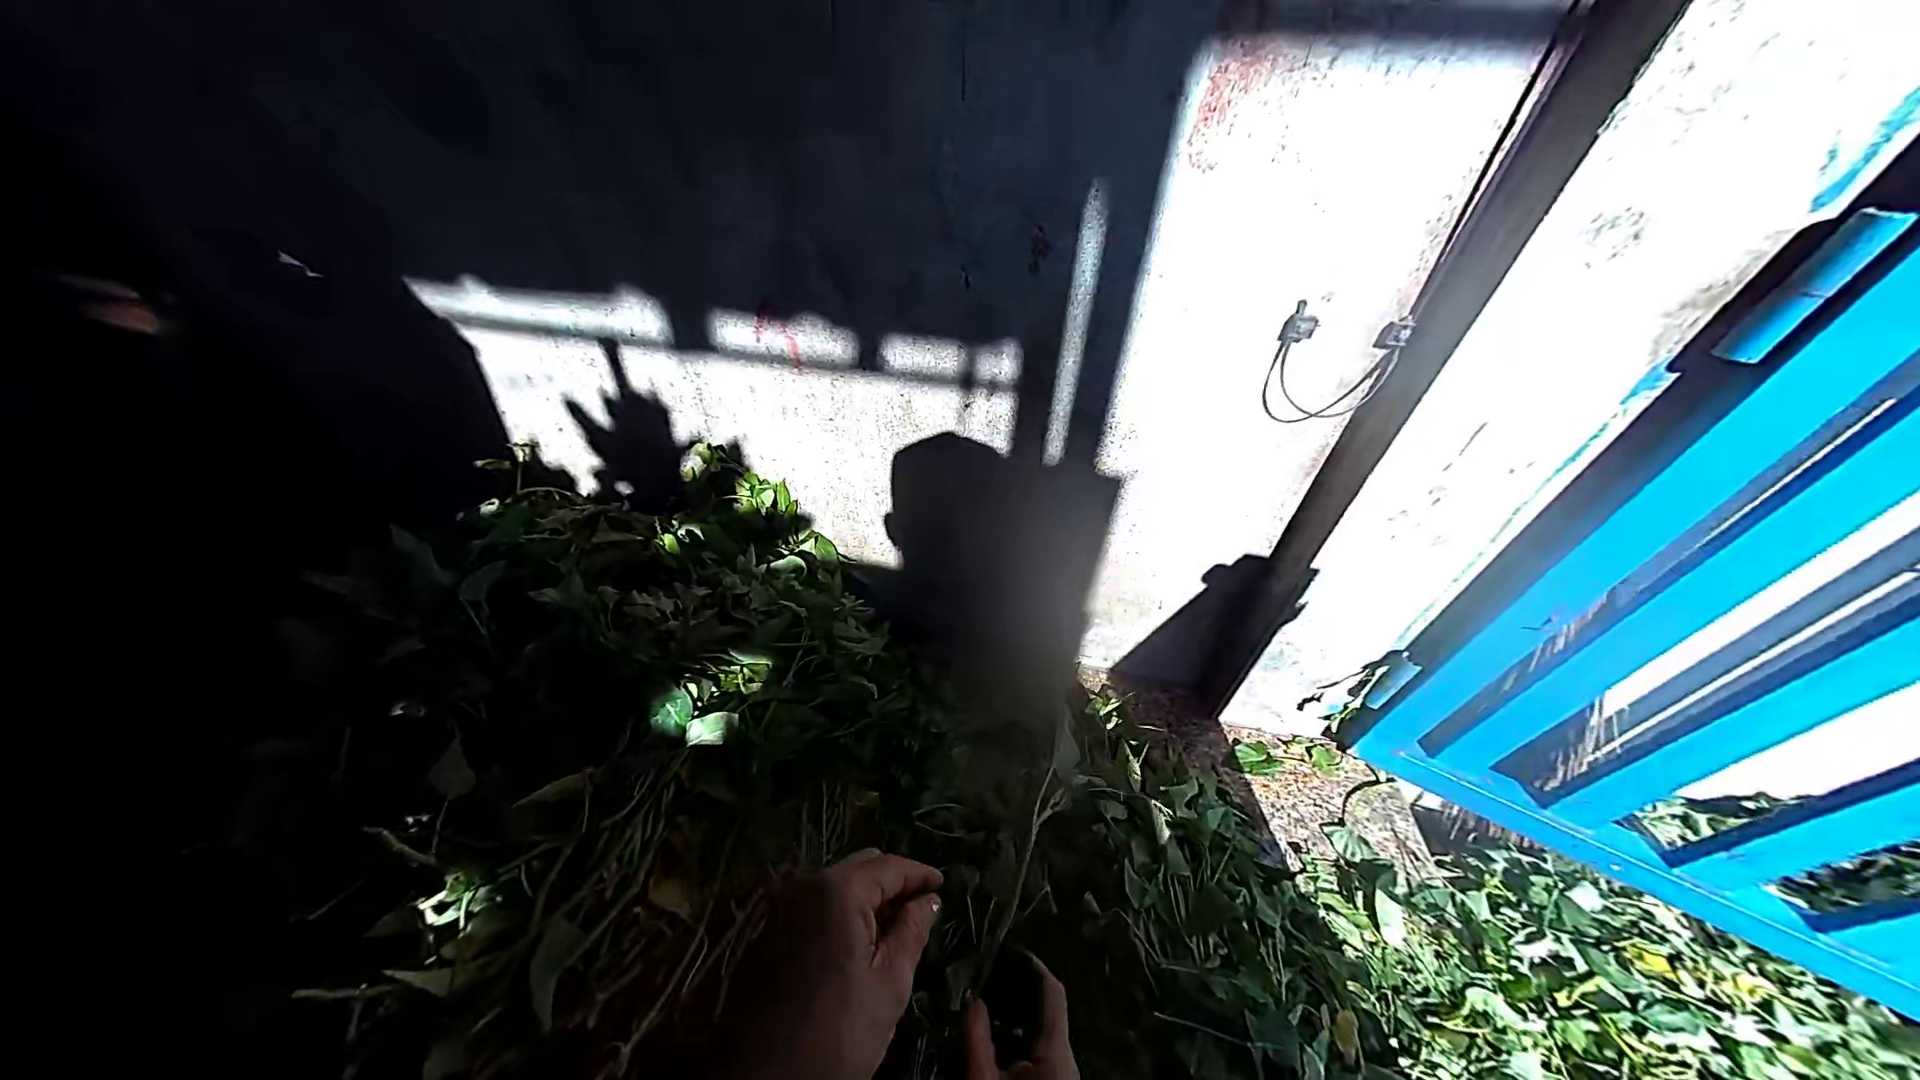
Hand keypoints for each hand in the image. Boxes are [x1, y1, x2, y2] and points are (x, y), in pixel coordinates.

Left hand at [726, 849, 943, 1079]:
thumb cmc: (836, 1033)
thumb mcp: (889, 983)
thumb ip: (912, 931)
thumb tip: (930, 900)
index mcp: (837, 890)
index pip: (889, 865)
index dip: (920, 873)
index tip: (942, 883)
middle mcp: (806, 884)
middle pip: (861, 866)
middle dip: (893, 882)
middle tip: (921, 906)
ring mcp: (782, 905)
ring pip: (837, 883)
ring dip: (867, 897)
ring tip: (894, 924)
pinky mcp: (769, 930)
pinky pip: (815, 903)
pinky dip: (841, 911)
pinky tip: (858, 939)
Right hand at [965, 954, 1078, 1079]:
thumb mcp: (984, 1079)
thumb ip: (977, 1038)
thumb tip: (972, 1000)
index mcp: (1057, 1050)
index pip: (1052, 991)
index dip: (1032, 965)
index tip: (1010, 950)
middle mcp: (1066, 1057)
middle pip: (1046, 1007)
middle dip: (1019, 987)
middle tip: (991, 972)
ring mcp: (1063, 1071)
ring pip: (1042, 1028)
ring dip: (1017, 1012)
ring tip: (988, 1001)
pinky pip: (1039, 1047)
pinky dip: (1018, 1034)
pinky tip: (995, 1036)